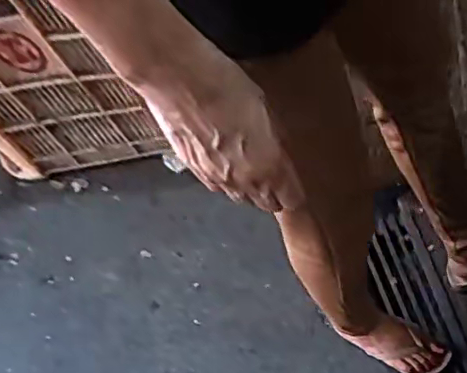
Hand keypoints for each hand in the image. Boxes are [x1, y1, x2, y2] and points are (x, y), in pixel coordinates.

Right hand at [143, 75, 303, 211]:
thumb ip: (277, 140)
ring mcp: (221, 180)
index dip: (292, 192)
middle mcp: (248, 182)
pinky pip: (216, 185)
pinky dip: (222, 178)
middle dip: (272, 194)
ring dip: (247, 188)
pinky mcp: (196, 172)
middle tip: (269, 176)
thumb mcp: (265, 109)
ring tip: (243, 166)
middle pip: (267, 204)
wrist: (173, 74)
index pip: (292, 200)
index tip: (291, 184)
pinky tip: (218, 159)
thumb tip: (283, 154)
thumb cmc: (222, 84)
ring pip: (242, 198)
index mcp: (272, 168)